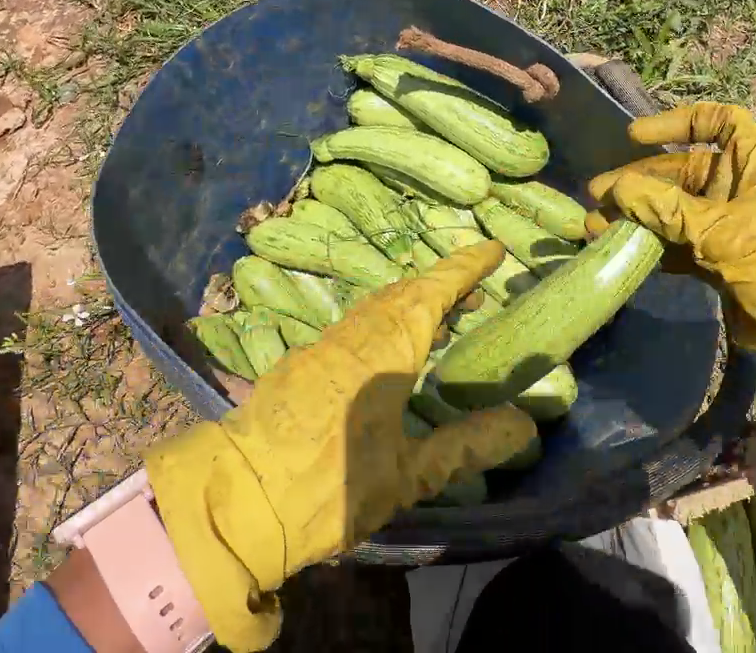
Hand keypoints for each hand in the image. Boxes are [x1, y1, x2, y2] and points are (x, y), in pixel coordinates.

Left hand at [146, 244, 537, 652]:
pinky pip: (355, 325)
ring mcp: (321, 349)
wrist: (231, 505)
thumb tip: (524, 425)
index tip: (493, 250)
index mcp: (384, 352)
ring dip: (413, 302)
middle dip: (443, 284)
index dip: (465, 268)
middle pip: (404, 293)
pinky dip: (385, 321)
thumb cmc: (327, 489)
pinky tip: (389, 350)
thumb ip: (466, 446)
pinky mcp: (298, 367)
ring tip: (441, 319)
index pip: (432, 293)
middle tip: (477, 294)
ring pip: (376, 307)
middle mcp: (353, 337)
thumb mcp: (407, 476)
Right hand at [588, 103, 755, 454]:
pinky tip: (623, 252)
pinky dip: (652, 247)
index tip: (635, 136)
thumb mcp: (725, 232)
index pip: (718, 122)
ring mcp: (727, 224)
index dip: (677, 122)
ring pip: (673, 210)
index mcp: (754, 163)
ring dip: (638, 217)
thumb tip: (615, 188)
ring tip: (597, 228)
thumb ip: (666, 209)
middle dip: (639, 182)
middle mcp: (738, 186)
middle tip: (597, 197)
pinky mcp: (718, 259)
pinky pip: (677, 243)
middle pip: (681, 171)